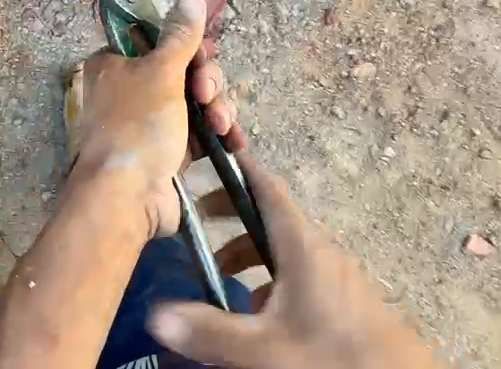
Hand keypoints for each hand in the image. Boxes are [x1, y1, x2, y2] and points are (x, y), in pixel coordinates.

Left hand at [73, 0, 240, 238]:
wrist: (127, 197)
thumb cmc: (137, 126)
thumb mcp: (161, 73)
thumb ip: (181, 37)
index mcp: (116, 62)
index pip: (158, 39)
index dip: (187, 46)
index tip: (203, 56)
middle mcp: (130, 87)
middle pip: (183, 68)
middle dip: (206, 82)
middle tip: (207, 96)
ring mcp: (150, 119)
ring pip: (196, 99)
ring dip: (216, 108)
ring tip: (221, 126)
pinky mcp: (169, 148)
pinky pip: (201, 130)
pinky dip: (218, 132)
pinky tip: (233, 141)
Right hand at [146, 158, 436, 368]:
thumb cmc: (332, 356)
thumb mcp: (265, 348)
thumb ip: (210, 330)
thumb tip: (154, 313)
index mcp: (300, 242)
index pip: (263, 185)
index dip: (235, 165)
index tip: (207, 151)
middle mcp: (319, 248)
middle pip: (268, 216)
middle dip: (230, 214)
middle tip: (195, 220)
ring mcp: (336, 274)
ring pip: (283, 248)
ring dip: (249, 252)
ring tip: (220, 274)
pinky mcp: (346, 300)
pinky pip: (299, 273)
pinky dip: (271, 278)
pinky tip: (259, 311)